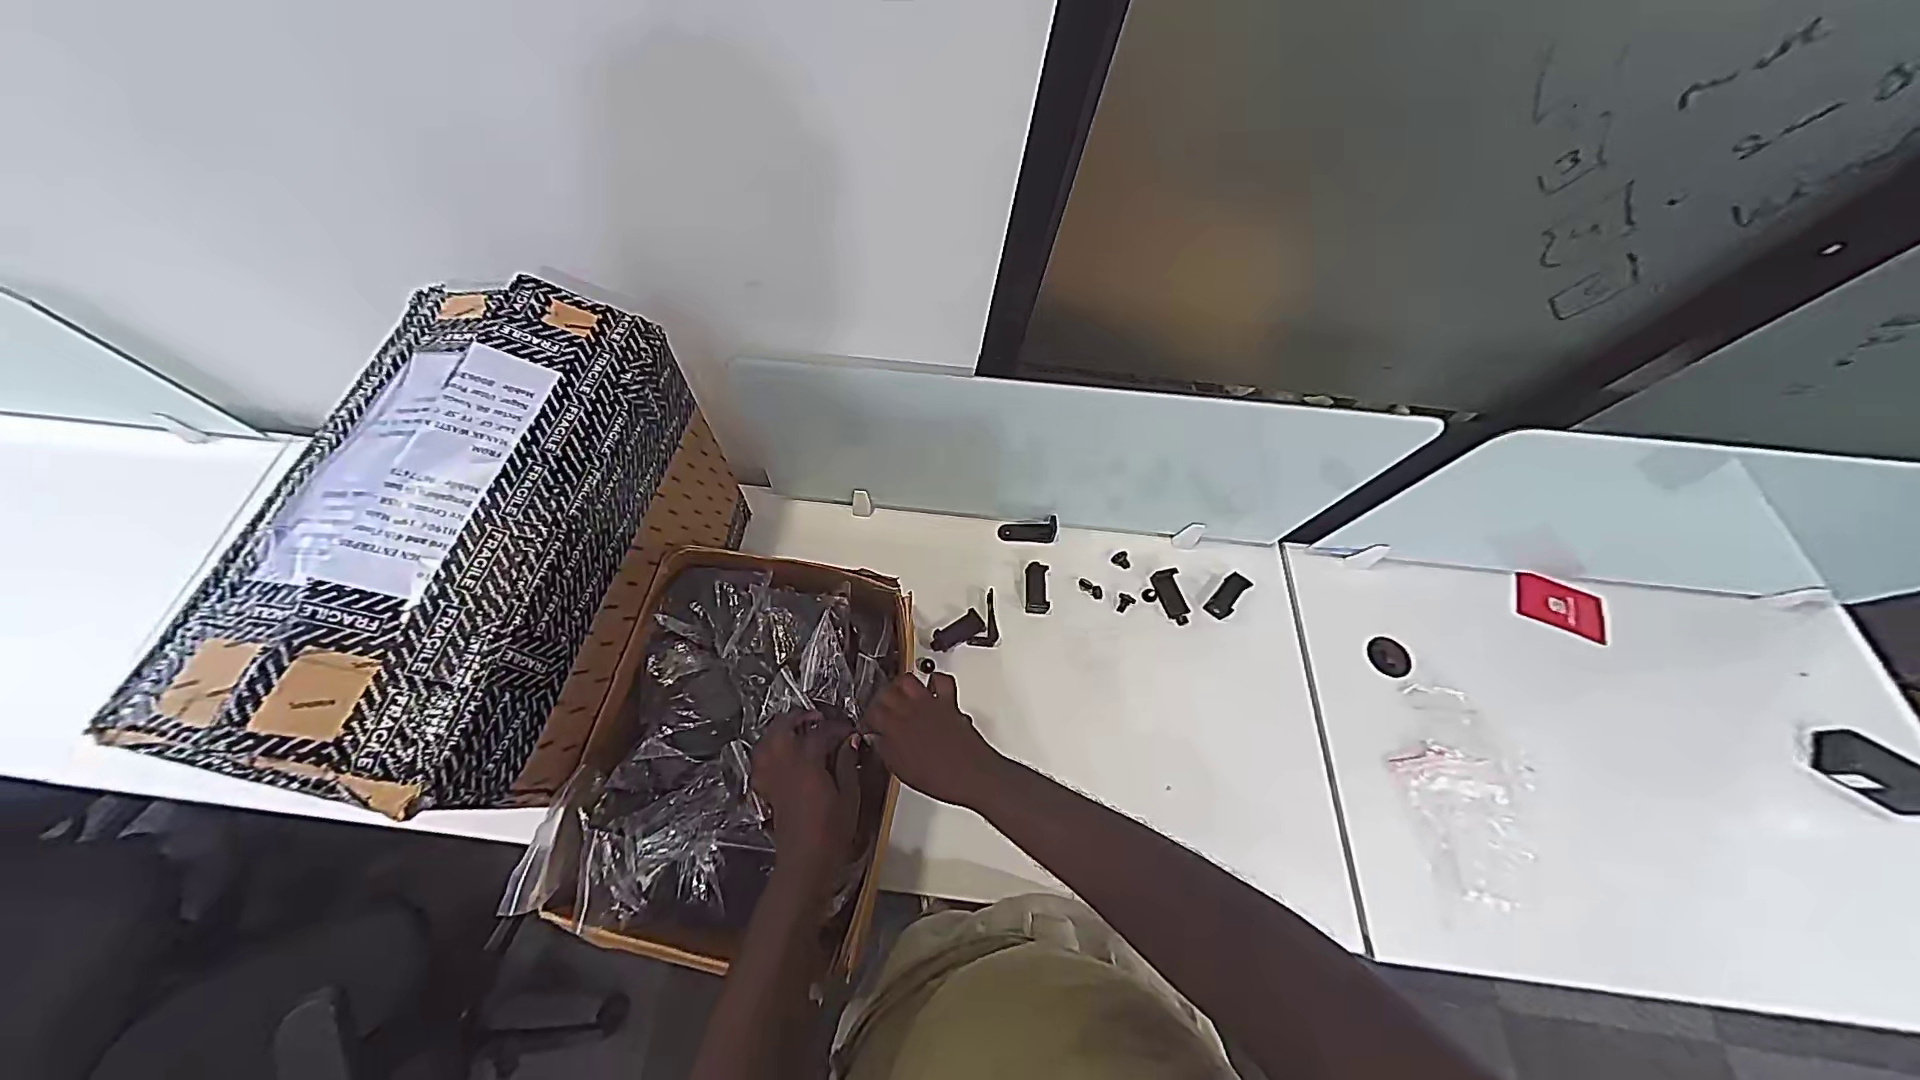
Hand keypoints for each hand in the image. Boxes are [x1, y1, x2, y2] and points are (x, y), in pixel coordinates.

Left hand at [751, 712, 860, 877]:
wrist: (805, 862)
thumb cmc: (832, 830)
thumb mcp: (849, 795)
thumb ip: (847, 764)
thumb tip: (850, 741)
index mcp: (807, 763)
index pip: (821, 733)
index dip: (837, 728)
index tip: (851, 731)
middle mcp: (785, 765)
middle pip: (782, 728)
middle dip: (799, 718)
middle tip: (817, 718)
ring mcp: (773, 778)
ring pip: (767, 743)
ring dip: (781, 731)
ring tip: (798, 730)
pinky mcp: (768, 792)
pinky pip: (761, 763)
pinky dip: (769, 753)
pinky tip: (782, 756)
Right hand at [863, 672, 1007, 809]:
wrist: (972, 775)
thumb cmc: (941, 778)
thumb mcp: (902, 771)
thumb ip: (886, 751)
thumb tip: (877, 741)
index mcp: (895, 727)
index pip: (872, 712)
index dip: (868, 719)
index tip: (870, 725)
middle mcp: (911, 710)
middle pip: (887, 692)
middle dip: (881, 700)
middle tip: (882, 710)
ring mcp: (931, 703)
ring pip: (908, 680)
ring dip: (902, 686)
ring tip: (901, 695)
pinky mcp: (949, 702)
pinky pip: (941, 680)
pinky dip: (935, 680)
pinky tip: (932, 687)